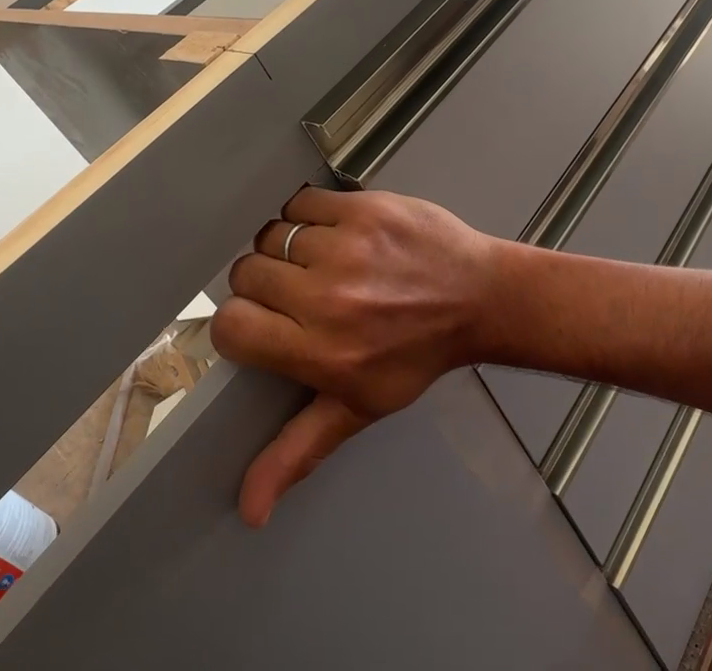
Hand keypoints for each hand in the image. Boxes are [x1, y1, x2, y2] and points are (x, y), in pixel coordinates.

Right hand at [211, 186, 510, 525]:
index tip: (267, 324)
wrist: (479, 297)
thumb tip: (249, 508)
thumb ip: (298, 450)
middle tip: (301, 293)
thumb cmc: (418, 355)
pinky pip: (301, 203)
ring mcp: (347, 248)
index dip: (242, 324)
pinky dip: (308, 216)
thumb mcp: (359, 408)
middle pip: (245, 273)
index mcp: (320, 352)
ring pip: (271, 235)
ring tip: (320, 263)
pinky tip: (333, 235)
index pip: (231, 327)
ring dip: (287, 248)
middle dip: (265, 284)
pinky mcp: (365, 209)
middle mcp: (327, 299)